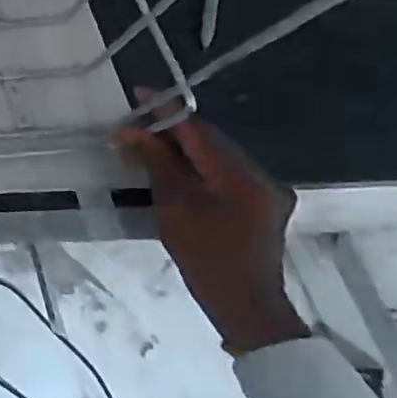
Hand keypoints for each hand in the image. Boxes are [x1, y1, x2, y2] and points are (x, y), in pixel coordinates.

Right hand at [114, 89, 309, 353]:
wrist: (243, 303)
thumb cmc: (204, 254)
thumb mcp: (174, 204)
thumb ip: (156, 161)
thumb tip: (132, 130)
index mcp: (241, 176)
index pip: (198, 131)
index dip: (167, 112)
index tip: (140, 93)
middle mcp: (260, 176)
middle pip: (209, 140)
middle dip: (171, 130)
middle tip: (133, 124)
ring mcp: (264, 190)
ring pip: (215, 155)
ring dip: (180, 148)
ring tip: (145, 145)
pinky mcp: (260, 203)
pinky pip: (222, 172)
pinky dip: (195, 165)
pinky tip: (171, 168)